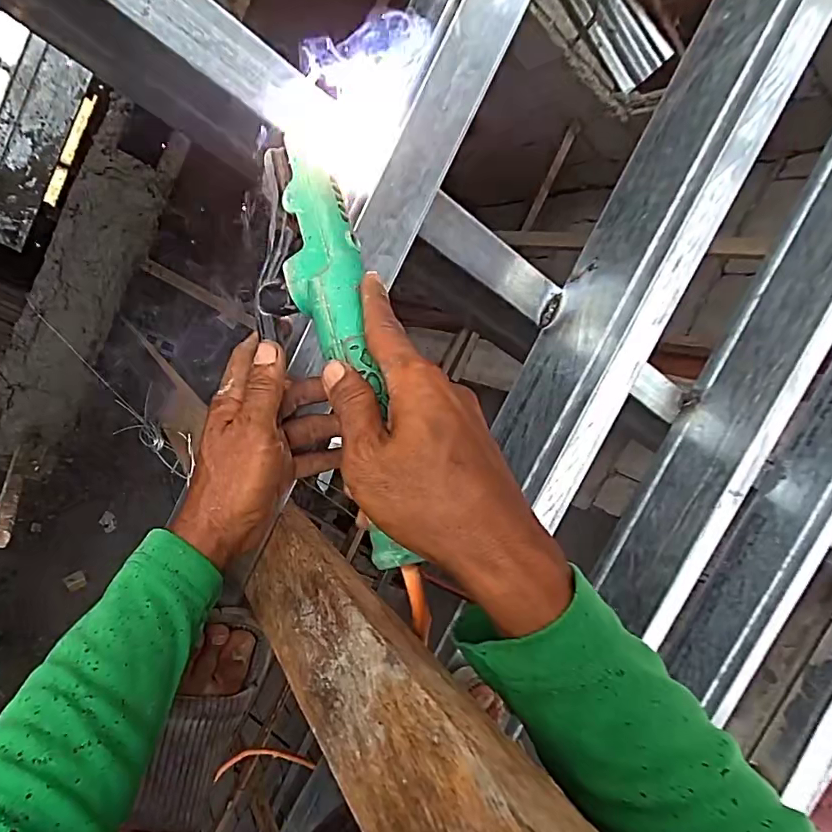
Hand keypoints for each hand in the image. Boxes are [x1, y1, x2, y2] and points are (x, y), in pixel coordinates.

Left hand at [171, 335, 341, 570]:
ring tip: (353, 419)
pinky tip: (344, 452)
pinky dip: (322, 453)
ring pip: (299, 424)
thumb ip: (263, 390)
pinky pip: (303, 454)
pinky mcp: (275, 468)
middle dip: (313, 388)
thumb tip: (268, 350)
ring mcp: (264, 445)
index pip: (249, 362)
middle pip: (284, 393)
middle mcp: (249, 421)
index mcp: (236, 405)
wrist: (223, 532)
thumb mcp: (253, 429)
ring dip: (325, 422)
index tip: (285, 327)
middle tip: (344, 381)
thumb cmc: (229, 486)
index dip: (266, 343)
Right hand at [321, 275, 572, 635]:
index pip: (387, 330)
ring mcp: (461, 417)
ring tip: (361, 463)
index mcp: (418, 386)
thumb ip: (351, 409)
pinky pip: (423, 428)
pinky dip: (400, 443)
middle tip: (336, 394)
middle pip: (393, 370)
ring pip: (406, 405)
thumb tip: (340, 375)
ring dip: (378, 424)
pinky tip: (389, 479)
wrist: (495, 548)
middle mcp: (445, 393)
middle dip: (362, 382)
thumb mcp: (367, 458)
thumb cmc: (436, 508)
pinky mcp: (467, 442)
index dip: (370, 305)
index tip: (364, 283)